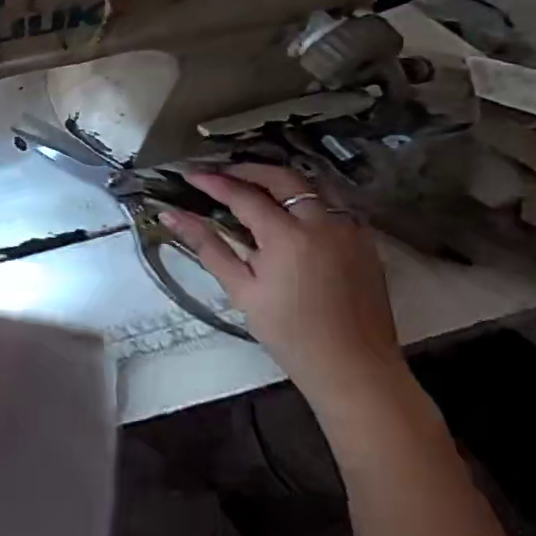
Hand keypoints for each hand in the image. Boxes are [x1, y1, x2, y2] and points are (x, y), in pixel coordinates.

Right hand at [161, 164, 402, 401]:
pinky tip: (289, 209)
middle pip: (285, 179)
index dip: (213, 182)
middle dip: (249, 170)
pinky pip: (335, 205)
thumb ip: (207, 245)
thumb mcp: (239, 287)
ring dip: (281, 179)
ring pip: (316, 187)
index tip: (189, 175)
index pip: (244, 195)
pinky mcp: (366, 244)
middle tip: (220, 173)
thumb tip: (170, 215)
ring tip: (252, 184)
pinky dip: (307, 197)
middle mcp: (324, 225)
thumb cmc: (287, 330)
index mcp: (289, 237)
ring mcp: (351, 232)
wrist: (352, 365)